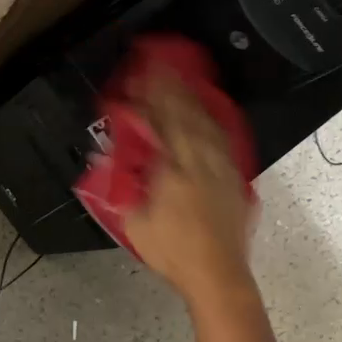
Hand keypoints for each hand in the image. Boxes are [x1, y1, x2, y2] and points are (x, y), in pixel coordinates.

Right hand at [121, 71, 255, 293]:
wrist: (217, 275)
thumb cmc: (172, 252)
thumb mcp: (134, 221)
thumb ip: (122, 187)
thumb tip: (108, 158)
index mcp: (173, 170)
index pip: (159, 123)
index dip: (148, 98)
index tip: (138, 77)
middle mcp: (201, 163)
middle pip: (186, 115)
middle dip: (171, 88)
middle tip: (159, 66)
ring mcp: (221, 169)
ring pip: (207, 124)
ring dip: (192, 99)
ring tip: (181, 81)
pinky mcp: (234, 179)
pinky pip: (222, 139)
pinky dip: (212, 121)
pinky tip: (207, 114)